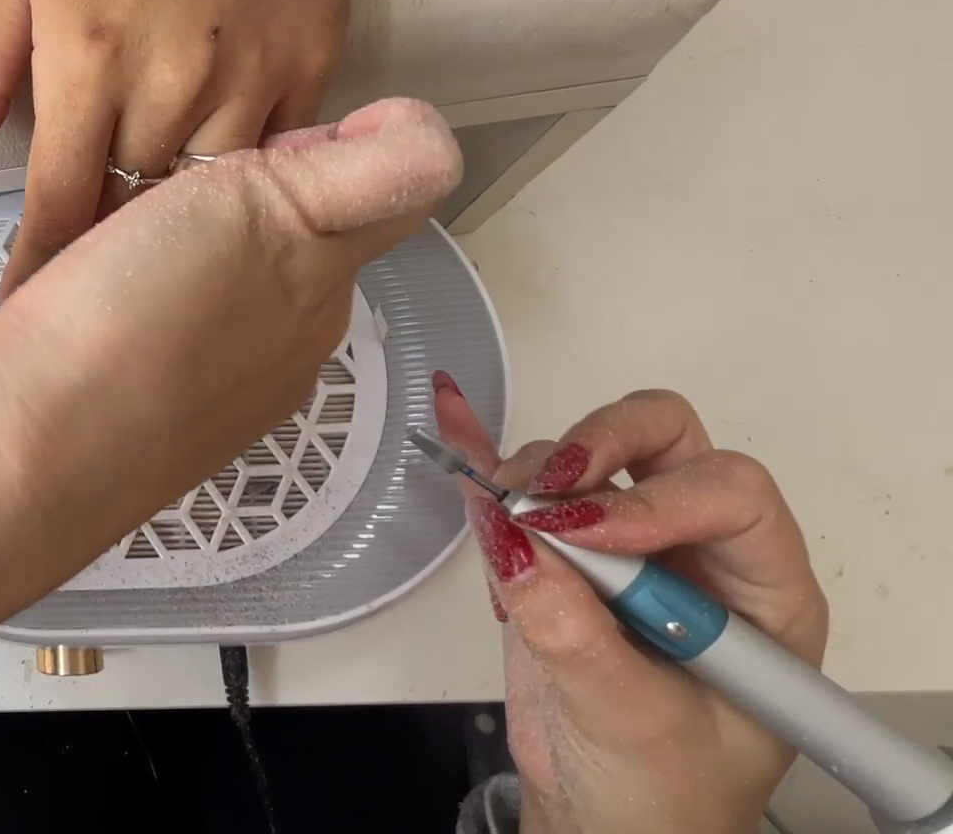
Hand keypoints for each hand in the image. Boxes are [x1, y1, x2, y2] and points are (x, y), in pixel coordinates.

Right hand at [0, 97, 459, 644]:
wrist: (27, 450)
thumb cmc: (128, 312)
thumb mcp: (256, 209)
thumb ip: (354, 177)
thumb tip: (402, 145)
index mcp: (320, 281)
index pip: (374, 193)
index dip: (325, 149)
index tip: (244, 152)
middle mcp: (301, 344)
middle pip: (305, 245)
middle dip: (251, 204)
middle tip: (157, 196)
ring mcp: (241, 398)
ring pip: (240, 298)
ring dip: (198, 263)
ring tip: (113, 261)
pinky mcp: (179, 434)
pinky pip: (191, 351)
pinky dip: (161, 322)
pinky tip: (101, 323)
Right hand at [432, 381, 829, 833]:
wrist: (605, 804)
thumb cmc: (658, 781)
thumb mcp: (631, 719)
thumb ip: (576, 635)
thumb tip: (513, 544)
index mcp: (756, 588)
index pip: (727, 496)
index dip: (654, 499)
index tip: (576, 535)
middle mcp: (689, 545)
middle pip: (662, 439)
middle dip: (596, 447)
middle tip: (540, 492)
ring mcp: (613, 539)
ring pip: (578, 454)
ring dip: (530, 474)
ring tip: (500, 532)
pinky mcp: (546, 544)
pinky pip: (515, 481)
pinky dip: (479, 447)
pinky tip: (449, 411)